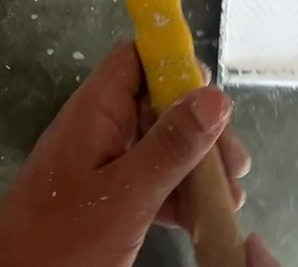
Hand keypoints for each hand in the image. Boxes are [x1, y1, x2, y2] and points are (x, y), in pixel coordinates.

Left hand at [0, 41, 280, 266]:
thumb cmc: (62, 239)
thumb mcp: (126, 195)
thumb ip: (170, 146)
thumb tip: (215, 95)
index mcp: (97, 108)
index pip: (137, 57)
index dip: (176, 63)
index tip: (214, 97)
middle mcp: (100, 125)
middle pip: (158, 102)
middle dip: (200, 127)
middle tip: (236, 163)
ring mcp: (101, 160)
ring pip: (157, 143)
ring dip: (195, 164)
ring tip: (231, 195)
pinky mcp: (103, 194)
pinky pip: (147, 177)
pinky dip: (176, 191)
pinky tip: (201, 217)